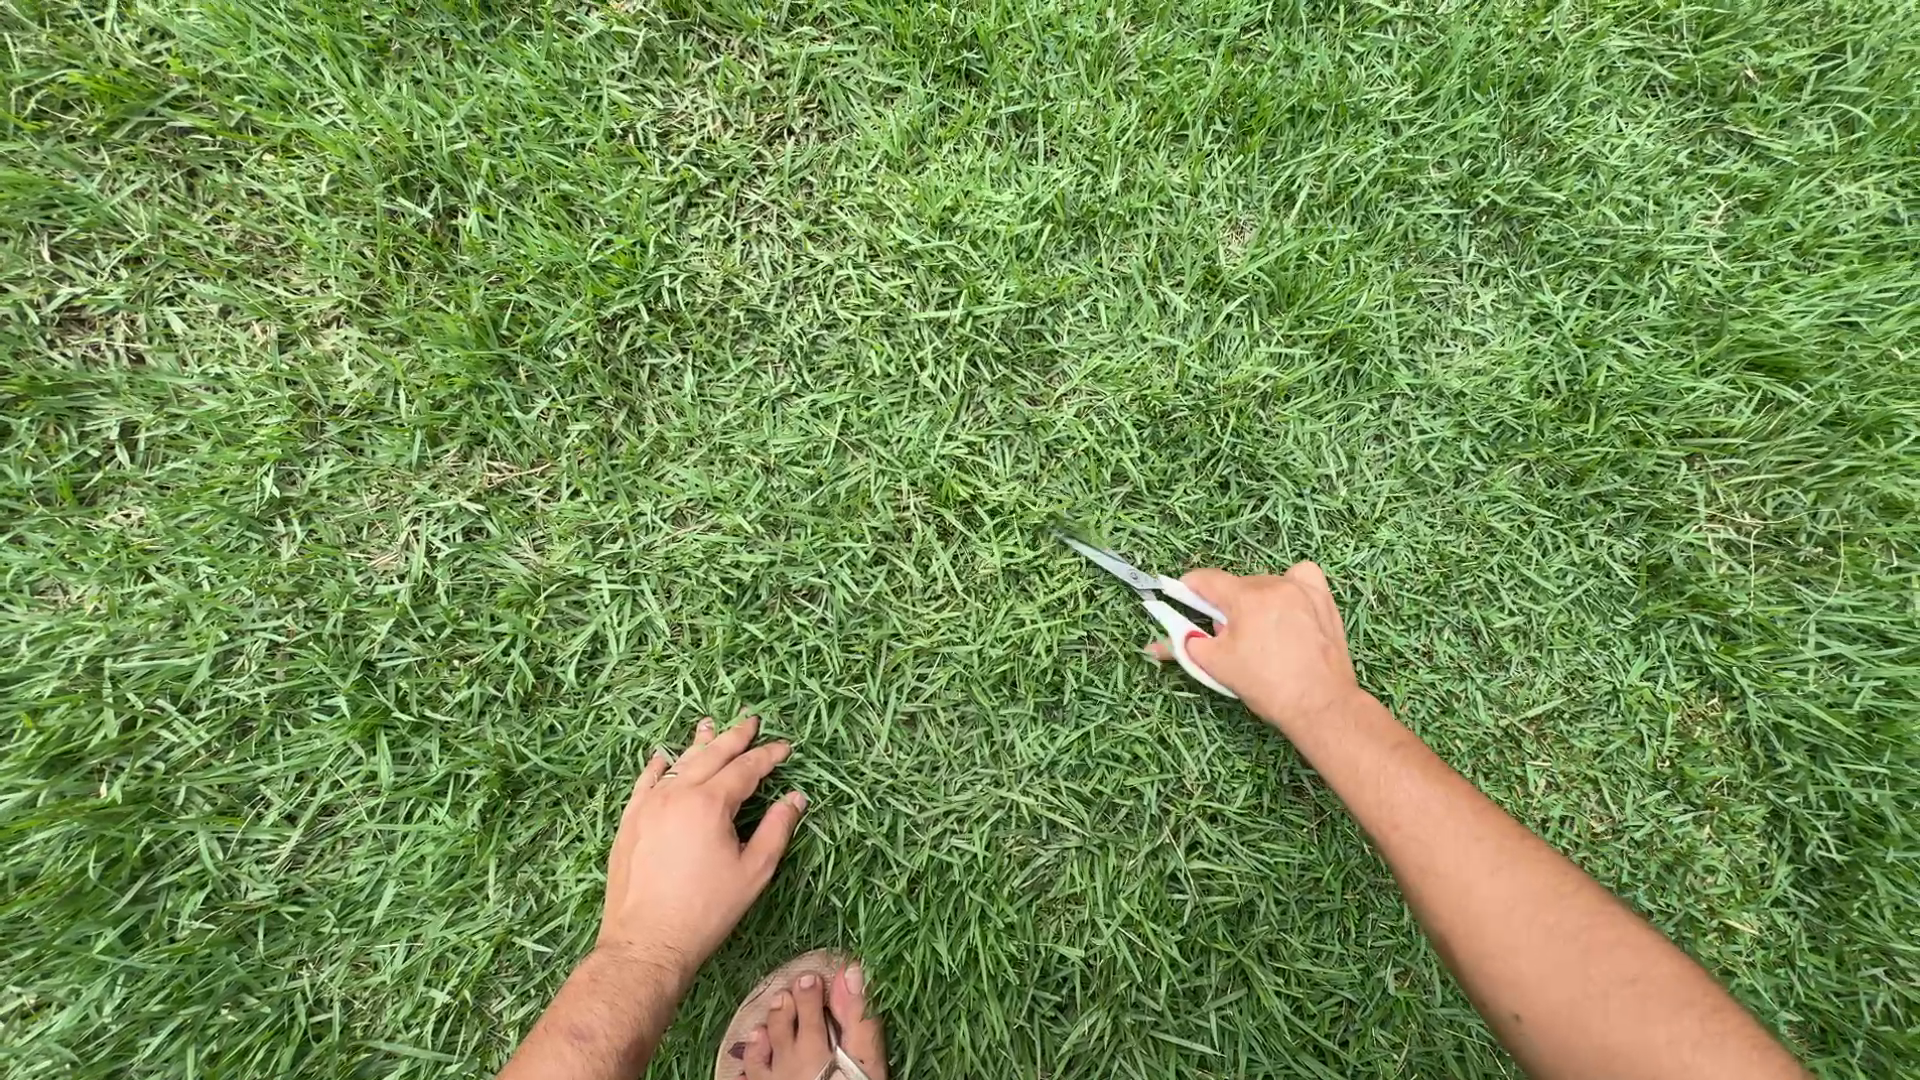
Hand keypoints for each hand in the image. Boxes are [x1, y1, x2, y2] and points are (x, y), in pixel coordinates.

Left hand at [596, 715, 806, 979]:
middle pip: (712, 754)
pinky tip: (663, 757)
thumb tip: (795, 797)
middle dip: (736, 736)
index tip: (785, 748)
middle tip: (752, 721)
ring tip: (710, 725)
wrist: (645, 945)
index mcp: (710, 803)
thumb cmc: (706, 910)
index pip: (746, 768)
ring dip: (699, 743)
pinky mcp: (629, 822)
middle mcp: (677, 794)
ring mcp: (648, 806)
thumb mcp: (754, 871)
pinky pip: (645, 783)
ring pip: (679, 763)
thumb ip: (777, 828)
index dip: (768, 755)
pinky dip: (658, 766)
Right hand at [1151, 562, 1366, 732]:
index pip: (1206, 579)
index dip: (1187, 587)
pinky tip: (1286, 607)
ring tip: (1259, 631)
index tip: (1179, 596)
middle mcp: (1274, 585)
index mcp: (1245, 598)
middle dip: (1224, 606)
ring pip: (1263, 585)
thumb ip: (1184, 645)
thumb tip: (1153, 645)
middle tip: (1226, 637)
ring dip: (1253, 601)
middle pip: (1235, 585)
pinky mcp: (1323, 600)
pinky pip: (1300, 578)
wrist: (1321, 705)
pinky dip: (1288, 587)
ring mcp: (1302, 590)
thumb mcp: (1216, 665)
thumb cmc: (1266, 686)